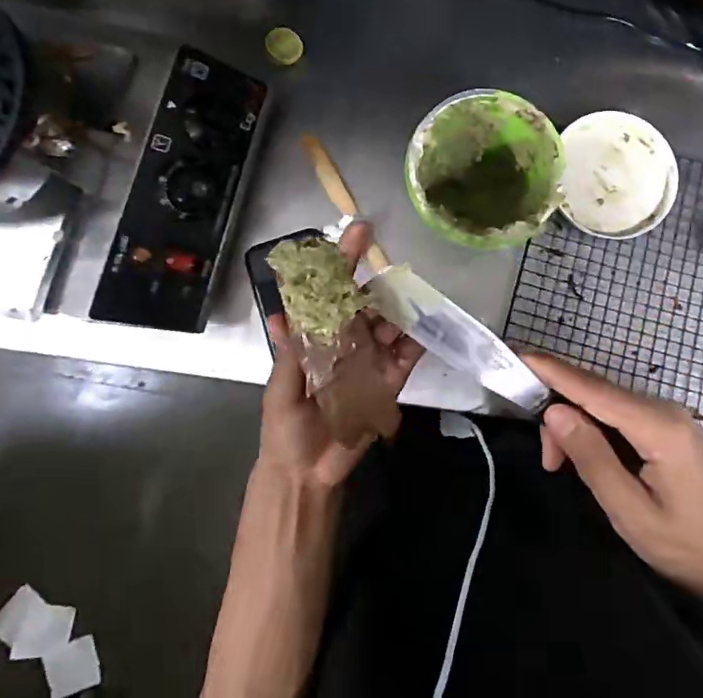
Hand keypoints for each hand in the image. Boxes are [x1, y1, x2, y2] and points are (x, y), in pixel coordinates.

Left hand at [258, 221, 423, 489]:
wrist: (307, 472)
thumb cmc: (285, 427)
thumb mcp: (281, 389)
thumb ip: (289, 354)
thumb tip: (279, 316)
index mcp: (318, 334)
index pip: (331, 290)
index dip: (343, 260)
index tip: (358, 231)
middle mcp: (347, 338)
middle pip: (366, 300)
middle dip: (378, 281)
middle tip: (391, 267)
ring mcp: (371, 356)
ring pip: (390, 322)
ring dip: (399, 309)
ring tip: (409, 299)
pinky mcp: (389, 378)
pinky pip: (407, 354)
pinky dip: (417, 338)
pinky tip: (423, 327)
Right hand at [523, 352, 702, 614]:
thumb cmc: (689, 546)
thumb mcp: (631, 512)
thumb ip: (591, 458)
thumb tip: (554, 412)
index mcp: (657, 425)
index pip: (593, 388)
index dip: (553, 370)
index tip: (518, 355)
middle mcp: (663, 409)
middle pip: (596, 393)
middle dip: (560, 413)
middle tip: (547, 461)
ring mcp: (667, 416)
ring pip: (604, 404)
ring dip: (576, 426)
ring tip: (561, 467)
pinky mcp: (666, 429)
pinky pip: (618, 416)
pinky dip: (594, 431)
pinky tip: (585, 458)